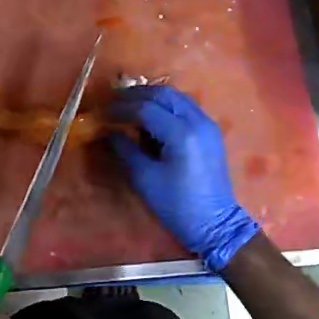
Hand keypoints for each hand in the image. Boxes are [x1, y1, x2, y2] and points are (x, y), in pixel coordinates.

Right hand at [109, 84, 259, 271]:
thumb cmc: (177, 205)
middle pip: (164, 94)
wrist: (215, 223)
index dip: (121, 108)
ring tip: (130, 105)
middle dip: (137, 95)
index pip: (146, 108)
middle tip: (114, 101)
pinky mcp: (210, 131)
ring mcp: (208, 124)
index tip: (103, 112)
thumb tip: (110, 132)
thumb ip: (126, 149)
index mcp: (182, 133)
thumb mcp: (145, 178)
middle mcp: (198, 121)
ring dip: (152, 97)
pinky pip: (186, 107)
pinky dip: (166, 105)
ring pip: (176, 97)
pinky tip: (151, 116)